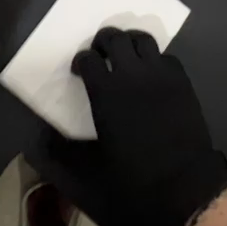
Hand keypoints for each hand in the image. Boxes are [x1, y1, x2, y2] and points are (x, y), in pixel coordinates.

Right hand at [67, 28, 226, 225]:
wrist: (186, 187)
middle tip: (100, 55)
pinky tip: (152, 75)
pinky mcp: (182, 81)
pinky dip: (155, 59)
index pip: (88, 59)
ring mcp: (160, 74)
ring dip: (130, 42)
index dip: (80, 61)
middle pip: (115, 38)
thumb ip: (63, 153)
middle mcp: (132, 74)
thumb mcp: (90, 172)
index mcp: (106, 92)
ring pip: (142, 38)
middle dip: (103, 42)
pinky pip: (166, 57)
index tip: (79, 72)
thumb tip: (40, 139)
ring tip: (126, 57)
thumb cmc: (135, 181)